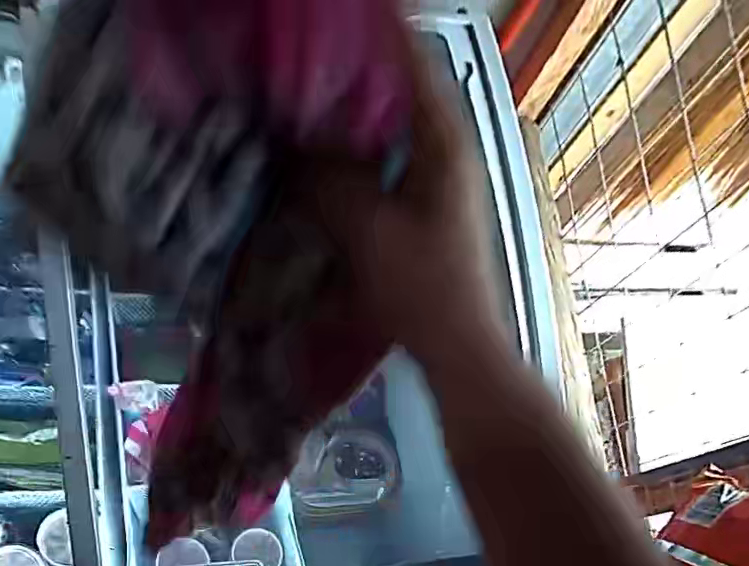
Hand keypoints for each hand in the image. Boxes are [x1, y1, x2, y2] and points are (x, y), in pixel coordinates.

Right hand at [311, 31, 511, 367]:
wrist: (456, 349)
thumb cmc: (424, 289)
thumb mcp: (370, 231)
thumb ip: (329, 183)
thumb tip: (291, 151)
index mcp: (444, 142)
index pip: (410, 62)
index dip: (373, 32)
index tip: (331, 18)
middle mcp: (444, 156)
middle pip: (395, 99)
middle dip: (347, 84)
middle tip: (299, 73)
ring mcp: (435, 189)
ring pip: (386, 142)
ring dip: (347, 133)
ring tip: (301, 119)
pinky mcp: (421, 221)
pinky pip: (382, 180)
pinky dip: (354, 173)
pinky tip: (322, 179)